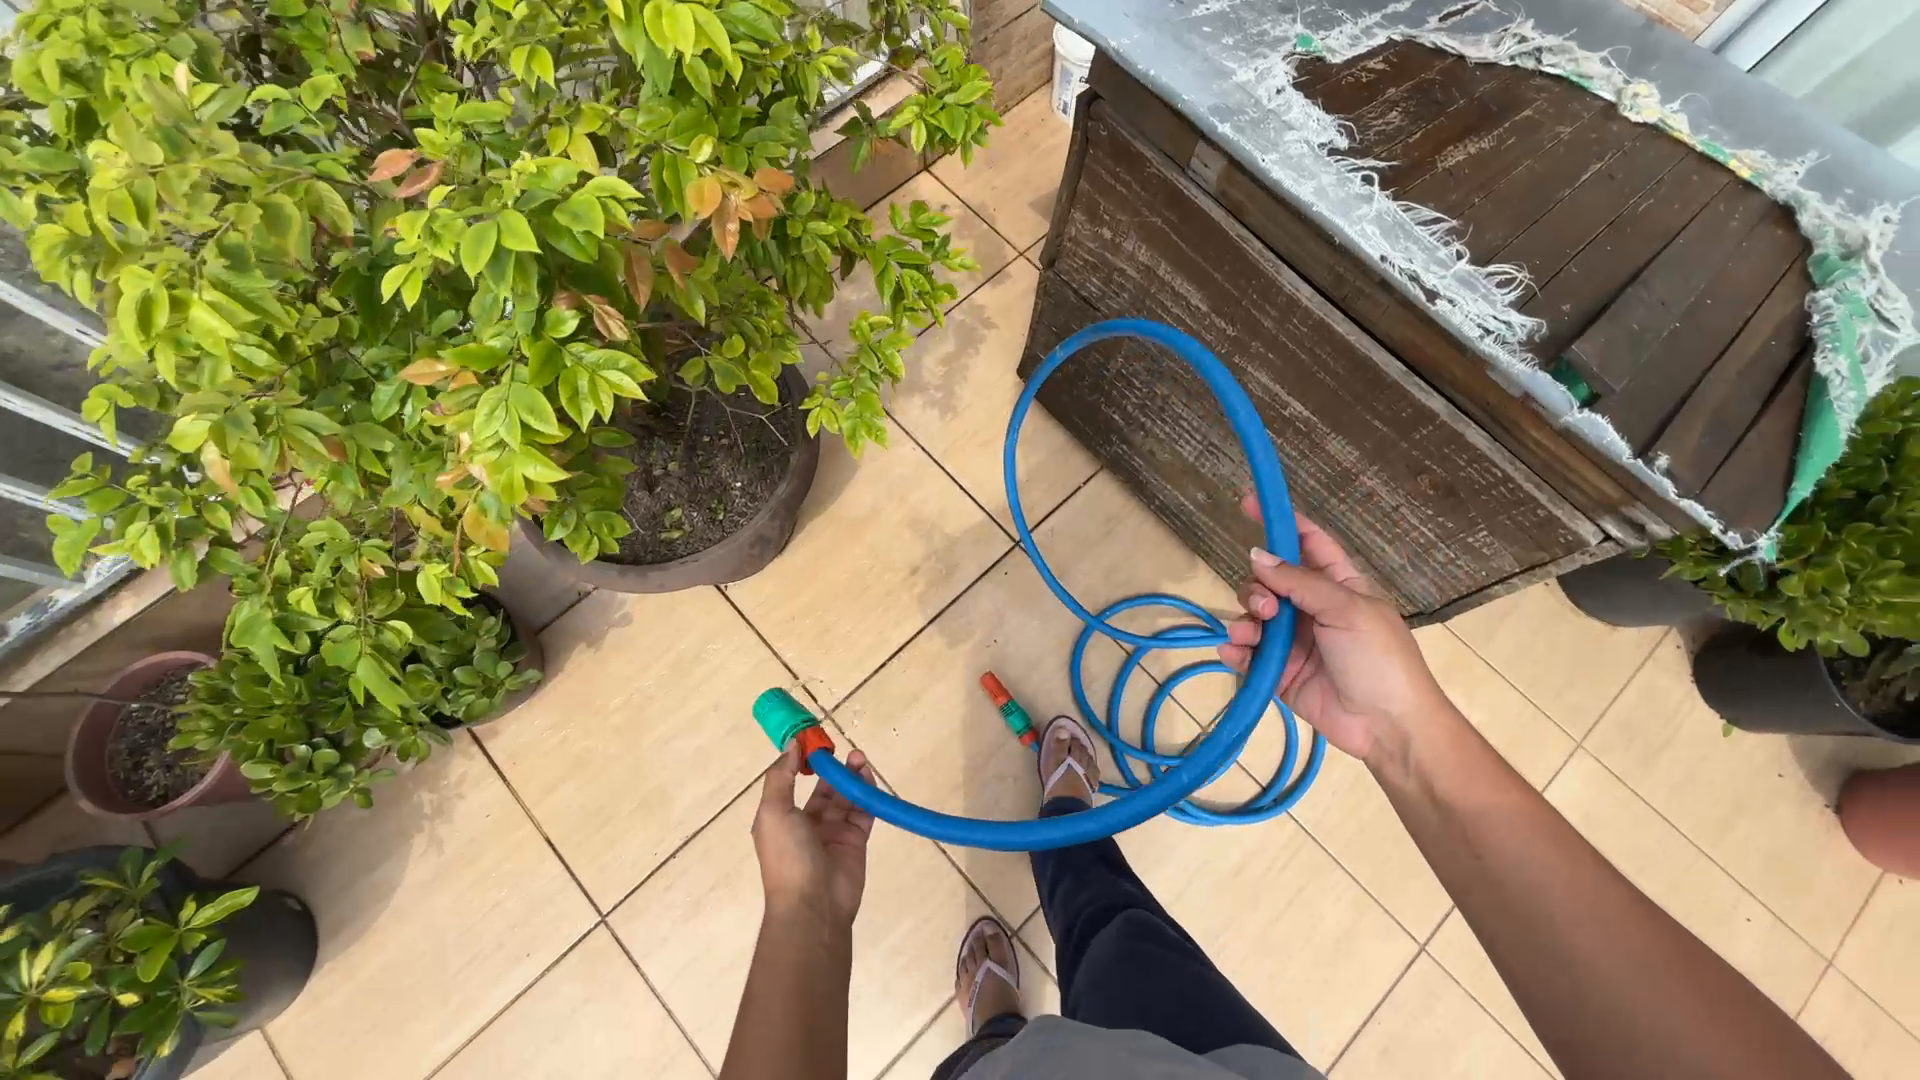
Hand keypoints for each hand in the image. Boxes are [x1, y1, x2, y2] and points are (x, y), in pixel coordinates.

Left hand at [751, 744, 875, 928]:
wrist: (814, 904)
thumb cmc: (787, 856)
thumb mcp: (773, 812)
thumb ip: (780, 777)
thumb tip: (791, 746)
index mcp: (783, 818)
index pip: (793, 782)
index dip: (803, 762)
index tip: (815, 741)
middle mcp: (808, 824)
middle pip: (825, 788)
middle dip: (834, 768)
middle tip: (844, 749)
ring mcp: (834, 832)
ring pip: (846, 796)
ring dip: (852, 776)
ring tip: (860, 757)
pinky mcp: (857, 839)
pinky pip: (864, 810)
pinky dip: (867, 793)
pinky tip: (868, 776)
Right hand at [1215, 495, 1447, 762]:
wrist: (1387, 725)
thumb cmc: (1380, 658)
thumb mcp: (1346, 609)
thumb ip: (1299, 582)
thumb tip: (1255, 555)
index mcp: (1338, 584)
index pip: (1306, 542)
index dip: (1280, 520)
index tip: (1247, 501)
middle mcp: (1310, 607)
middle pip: (1267, 579)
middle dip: (1256, 587)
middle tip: (1267, 609)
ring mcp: (1292, 640)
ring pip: (1252, 615)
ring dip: (1243, 620)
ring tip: (1249, 637)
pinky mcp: (1277, 671)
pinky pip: (1246, 652)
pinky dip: (1234, 650)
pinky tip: (1234, 653)